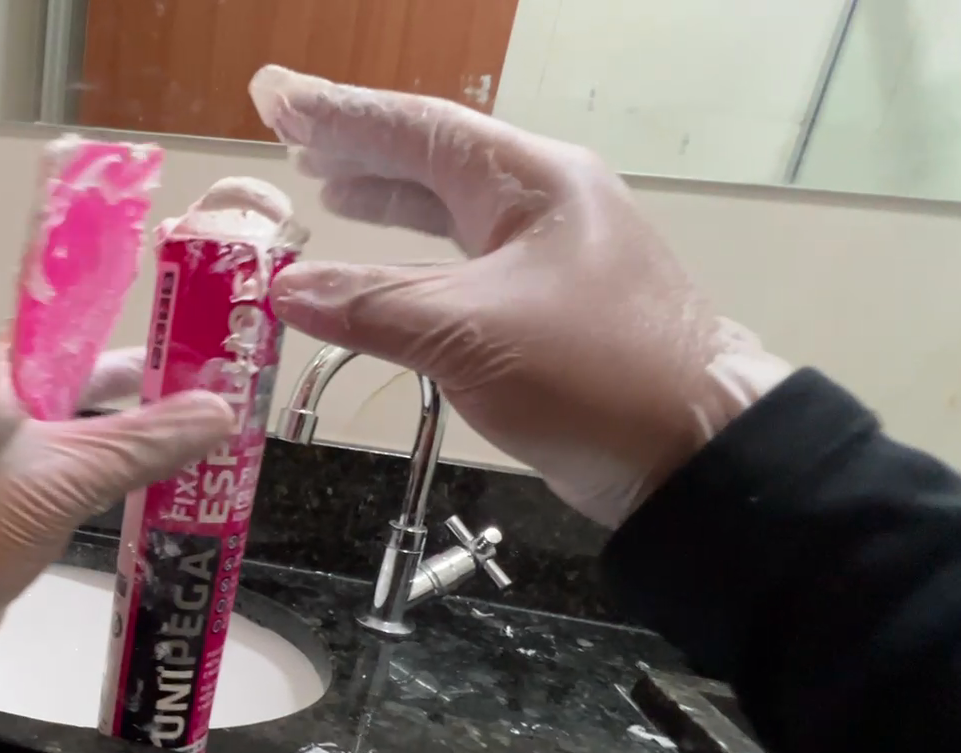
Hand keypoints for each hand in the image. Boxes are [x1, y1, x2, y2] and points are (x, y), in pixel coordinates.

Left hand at [0, 347, 233, 703]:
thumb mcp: (70, 474)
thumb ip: (147, 441)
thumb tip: (226, 409)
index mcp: (2, 375)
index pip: (72, 323)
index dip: (130, 322)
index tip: (190, 332)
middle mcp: (4, 403)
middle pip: (86, 376)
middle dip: (146, 384)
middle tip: (214, 387)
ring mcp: (9, 451)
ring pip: (86, 425)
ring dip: (136, 429)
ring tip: (201, 430)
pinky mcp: (19, 494)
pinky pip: (78, 466)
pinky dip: (116, 467)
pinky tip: (157, 477)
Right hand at [248, 65, 790, 526]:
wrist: (684, 446)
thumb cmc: (587, 373)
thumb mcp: (467, 333)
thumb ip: (370, 306)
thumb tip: (283, 290)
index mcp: (529, 183)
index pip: (416, 132)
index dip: (339, 115)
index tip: (276, 98)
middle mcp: (536, 203)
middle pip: (430, 158)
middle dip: (355, 146)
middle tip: (290, 135)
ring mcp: (539, 252)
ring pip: (443, 208)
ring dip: (381, 194)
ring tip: (323, 184)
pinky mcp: (534, 302)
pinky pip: (451, 259)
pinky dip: (404, 253)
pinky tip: (377, 260)